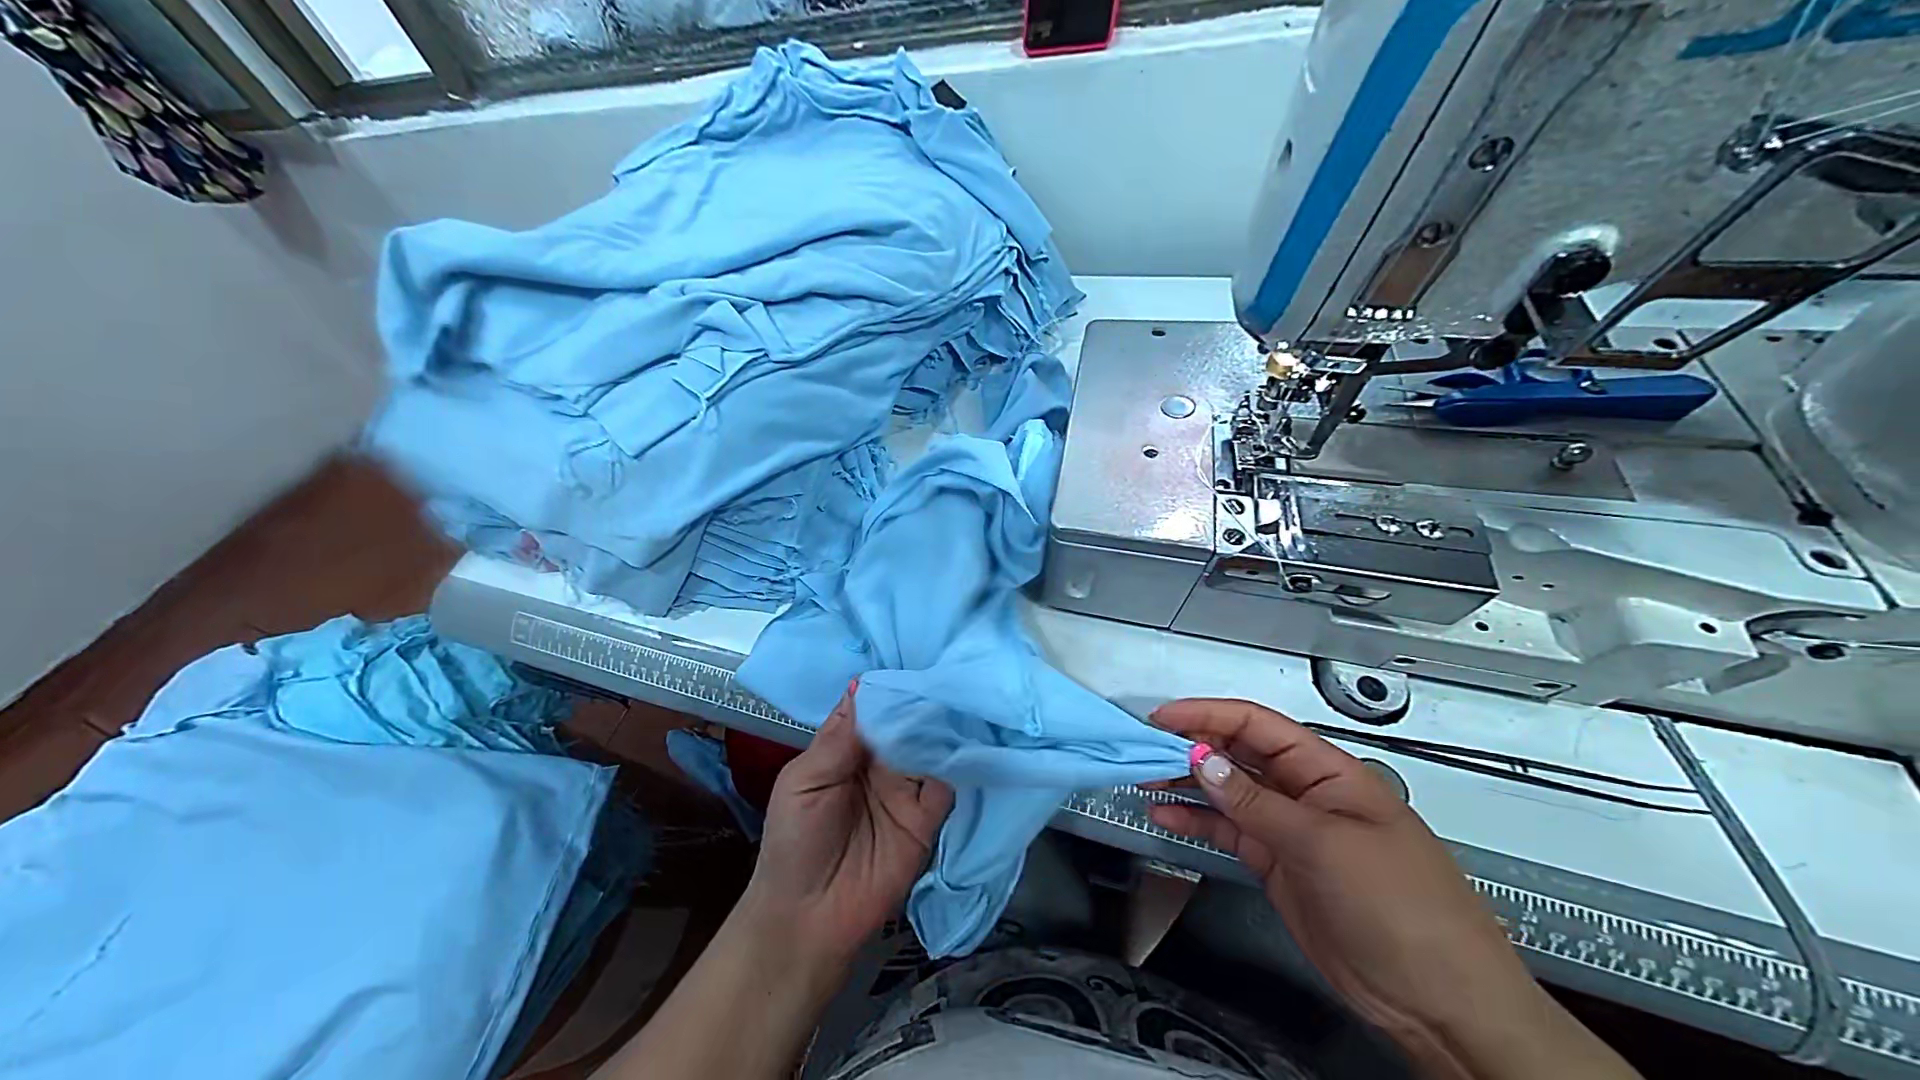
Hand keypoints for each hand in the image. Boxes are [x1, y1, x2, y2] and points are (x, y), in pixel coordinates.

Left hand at [745, 683, 953, 961]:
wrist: (808, 918)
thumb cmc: (794, 842)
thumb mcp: (804, 781)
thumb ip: (838, 737)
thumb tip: (860, 682)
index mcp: (849, 747)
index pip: (876, 708)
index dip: (892, 686)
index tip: (916, 655)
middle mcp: (883, 761)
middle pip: (909, 722)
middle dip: (924, 700)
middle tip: (950, 668)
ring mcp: (908, 788)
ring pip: (933, 746)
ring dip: (946, 725)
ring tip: (966, 694)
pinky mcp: (929, 817)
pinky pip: (949, 782)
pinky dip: (960, 761)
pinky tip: (970, 738)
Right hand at [1147, 699, 1638, 1079]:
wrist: (1437, 1000)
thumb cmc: (1400, 906)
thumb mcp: (1324, 844)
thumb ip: (1256, 801)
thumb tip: (1202, 758)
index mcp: (1327, 771)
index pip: (1257, 725)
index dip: (1208, 715)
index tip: (1162, 719)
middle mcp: (1303, 792)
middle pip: (1237, 754)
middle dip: (1190, 746)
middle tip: (1142, 749)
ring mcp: (1288, 829)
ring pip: (1226, 791)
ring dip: (1186, 782)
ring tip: (1143, 779)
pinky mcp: (1276, 864)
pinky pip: (1228, 830)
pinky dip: (1195, 821)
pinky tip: (1165, 816)